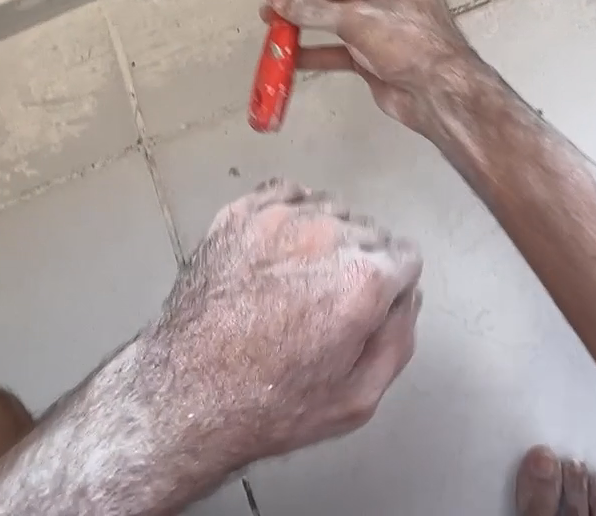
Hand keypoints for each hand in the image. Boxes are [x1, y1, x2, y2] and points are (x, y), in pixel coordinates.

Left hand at [150, 180, 422, 471]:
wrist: (188, 392)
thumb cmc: (275, 403)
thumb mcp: (358, 398)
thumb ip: (399, 340)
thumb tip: (408, 297)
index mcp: (363, 278)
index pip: (406, 256)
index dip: (393, 285)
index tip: (372, 306)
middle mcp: (328, 233)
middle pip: (370, 231)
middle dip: (363, 260)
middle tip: (332, 299)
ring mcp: (281, 216)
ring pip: (331, 208)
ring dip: (328, 235)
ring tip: (301, 274)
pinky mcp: (243, 211)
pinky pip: (287, 191)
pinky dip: (293, 211)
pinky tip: (281, 244)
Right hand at [264, 0, 494, 141]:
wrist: (439, 96)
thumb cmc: (410, 43)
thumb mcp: (358, 19)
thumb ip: (313, 8)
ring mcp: (383, 28)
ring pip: (337, 20)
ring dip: (306, 23)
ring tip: (271, 22)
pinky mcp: (374, 58)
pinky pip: (338, 50)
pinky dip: (315, 52)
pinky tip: (289, 55)